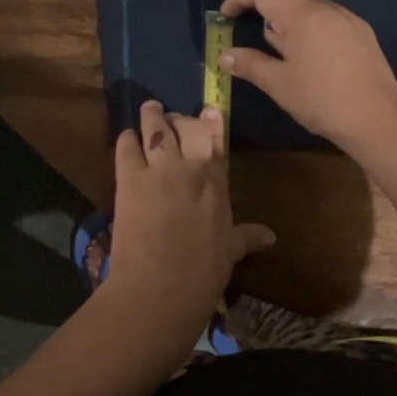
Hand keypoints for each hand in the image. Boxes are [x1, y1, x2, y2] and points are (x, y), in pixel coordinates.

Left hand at [108, 100, 274, 317]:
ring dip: (152, 117)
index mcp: (217, 183)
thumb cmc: (202, 272)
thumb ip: (246, 237)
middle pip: (184, 129)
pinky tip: (126, 135)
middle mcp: (189, 167)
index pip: (216, 141)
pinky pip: (126, 148)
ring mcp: (158, 169)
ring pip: (154, 129)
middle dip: (178, 120)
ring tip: (150, 109)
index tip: (208, 111)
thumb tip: (270, 237)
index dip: (211, 122)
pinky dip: (126, 139)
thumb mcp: (229, 252)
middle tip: (172, 117)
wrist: (160, 286)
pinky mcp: (128, 178)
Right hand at [220, 0, 396, 148]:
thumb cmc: (320, 100)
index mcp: (302, 16)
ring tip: (283, 54)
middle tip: (252, 40)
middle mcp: (327, 9)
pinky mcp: (363, 34)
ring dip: (289, 23)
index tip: (225, 15)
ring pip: (310, 10)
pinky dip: (311, 30)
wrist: (375, 119)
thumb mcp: (278, 84)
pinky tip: (312, 59)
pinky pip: (329, 21)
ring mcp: (349, 20)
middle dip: (265, 13)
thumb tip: (225, 55)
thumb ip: (249, 64)